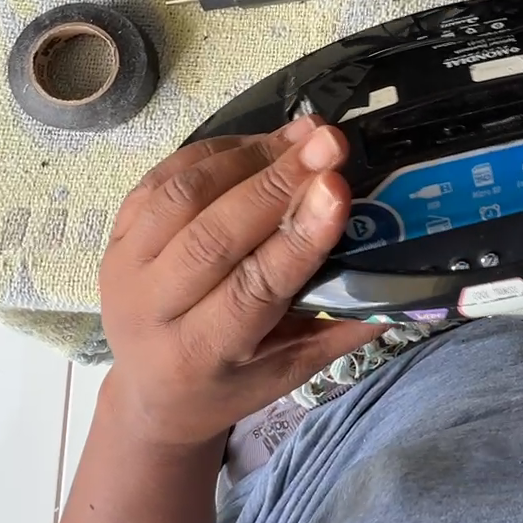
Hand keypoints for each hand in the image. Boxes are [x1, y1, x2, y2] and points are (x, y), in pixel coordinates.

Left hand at [98, 117, 383, 448]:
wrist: (152, 389)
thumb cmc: (235, 381)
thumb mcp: (293, 371)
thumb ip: (344, 327)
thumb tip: (405, 280)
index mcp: (199, 354)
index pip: (251, 287)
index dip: (296, 237)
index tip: (338, 190)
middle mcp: (149, 309)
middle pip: (213, 234)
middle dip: (278, 181)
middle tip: (331, 142)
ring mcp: (124, 265)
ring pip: (185, 194)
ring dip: (252, 156)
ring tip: (306, 133)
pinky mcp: (118, 231)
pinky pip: (166, 174)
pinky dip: (219, 150)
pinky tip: (266, 141)